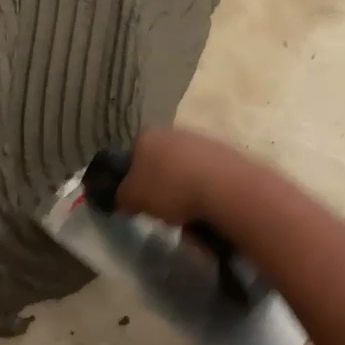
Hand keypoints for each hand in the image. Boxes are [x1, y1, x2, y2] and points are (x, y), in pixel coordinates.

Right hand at [116, 127, 254, 226]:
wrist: (226, 187)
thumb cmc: (170, 189)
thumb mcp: (132, 198)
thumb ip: (119, 196)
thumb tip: (118, 197)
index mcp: (146, 136)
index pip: (130, 155)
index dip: (130, 178)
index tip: (135, 200)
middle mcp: (173, 131)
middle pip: (159, 160)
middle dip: (159, 183)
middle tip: (161, 209)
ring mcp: (202, 140)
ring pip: (184, 168)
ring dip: (183, 188)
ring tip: (188, 213)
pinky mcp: (226, 153)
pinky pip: (207, 175)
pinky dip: (205, 190)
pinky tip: (209, 207)